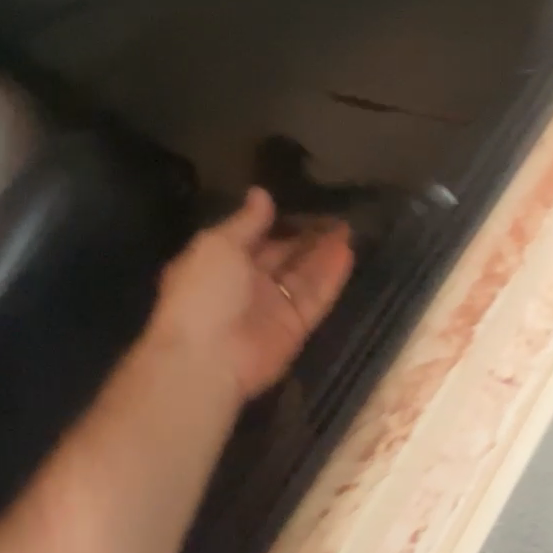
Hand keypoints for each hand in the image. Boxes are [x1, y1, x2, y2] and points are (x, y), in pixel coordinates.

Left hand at [146, 188, 354, 400]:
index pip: (254, 236)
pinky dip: (331, 275)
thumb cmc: (203, 294)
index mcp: (220, 263)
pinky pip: (317, 296)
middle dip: (307, 234)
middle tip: (335, 210)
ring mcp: (273, 306)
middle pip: (284, 254)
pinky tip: (348, 251)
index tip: (303, 198)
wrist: (208, 359)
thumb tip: (261, 193)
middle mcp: (247, 284)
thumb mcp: (217, 246)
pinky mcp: (295, 326)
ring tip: (348, 226)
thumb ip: (246, 221)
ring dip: (324, 251)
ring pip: (304, 273)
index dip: (277, 219)